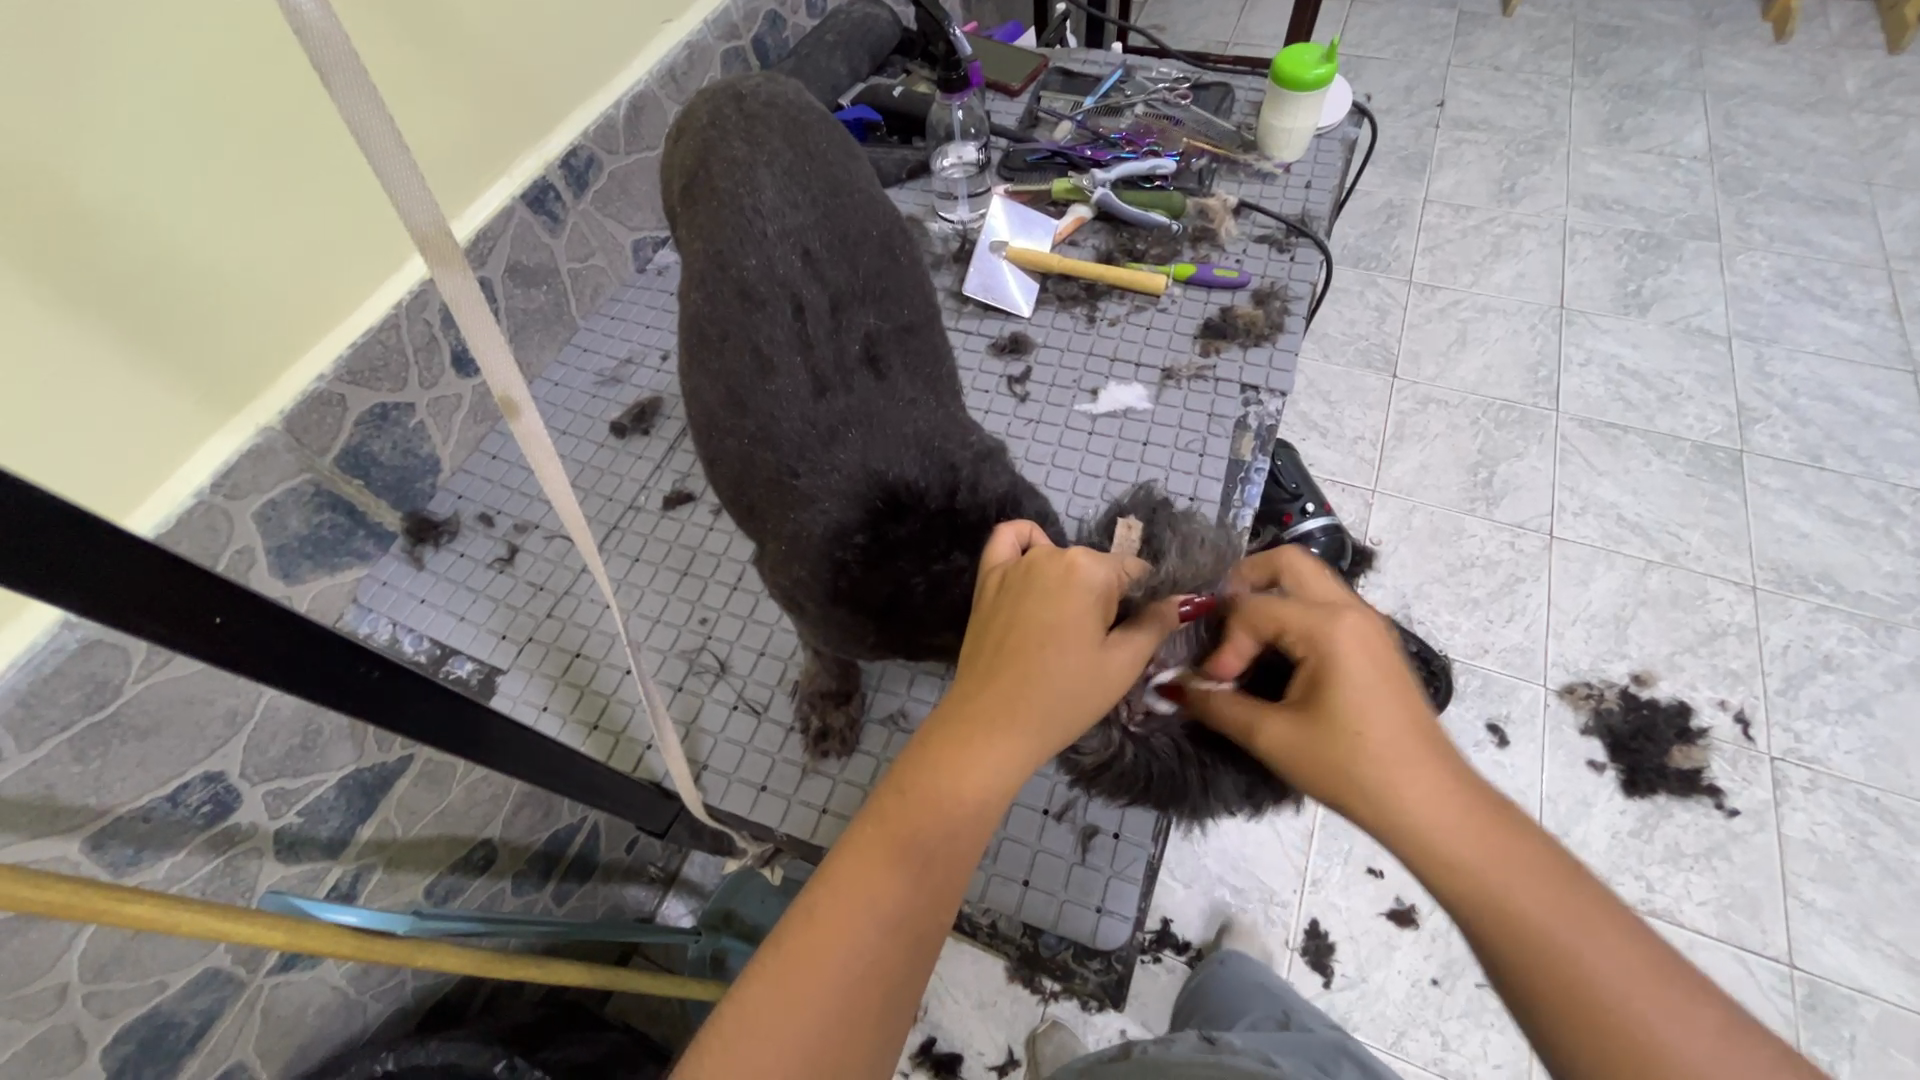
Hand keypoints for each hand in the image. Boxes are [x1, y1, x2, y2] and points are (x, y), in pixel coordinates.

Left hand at [936, 521, 1185, 774]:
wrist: (992, 723)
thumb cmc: (1065, 697)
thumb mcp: (1123, 664)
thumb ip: (1157, 623)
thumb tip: (1186, 600)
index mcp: (1091, 569)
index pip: (1136, 573)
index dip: (1141, 604)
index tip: (1130, 637)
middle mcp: (1053, 554)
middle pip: (1097, 568)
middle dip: (1105, 598)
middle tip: (1095, 646)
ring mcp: (1015, 564)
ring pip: (1059, 559)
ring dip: (1069, 583)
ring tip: (1064, 628)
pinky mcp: (987, 578)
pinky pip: (1009, 540)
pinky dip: (1026, 544)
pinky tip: (1033, 566)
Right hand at [1178, 545, 1462, 830]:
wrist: (1430, 804)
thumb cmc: (1350, 768)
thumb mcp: (1272, 737)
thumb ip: (1216, 704)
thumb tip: (1174, 687)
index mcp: (1328, 626)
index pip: (1253, 608)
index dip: (1224, 643)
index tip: (1216, 684)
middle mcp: (1352, 611)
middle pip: (1288, 563)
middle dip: (1243, 582)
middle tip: (1217, 622)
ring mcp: (1369, 625)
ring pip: (1310, 582)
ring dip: (1271, 599)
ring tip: (1242, 643)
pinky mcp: (1376, 645)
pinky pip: (1327, 607)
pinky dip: (1294, 615)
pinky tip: (1276, 658)